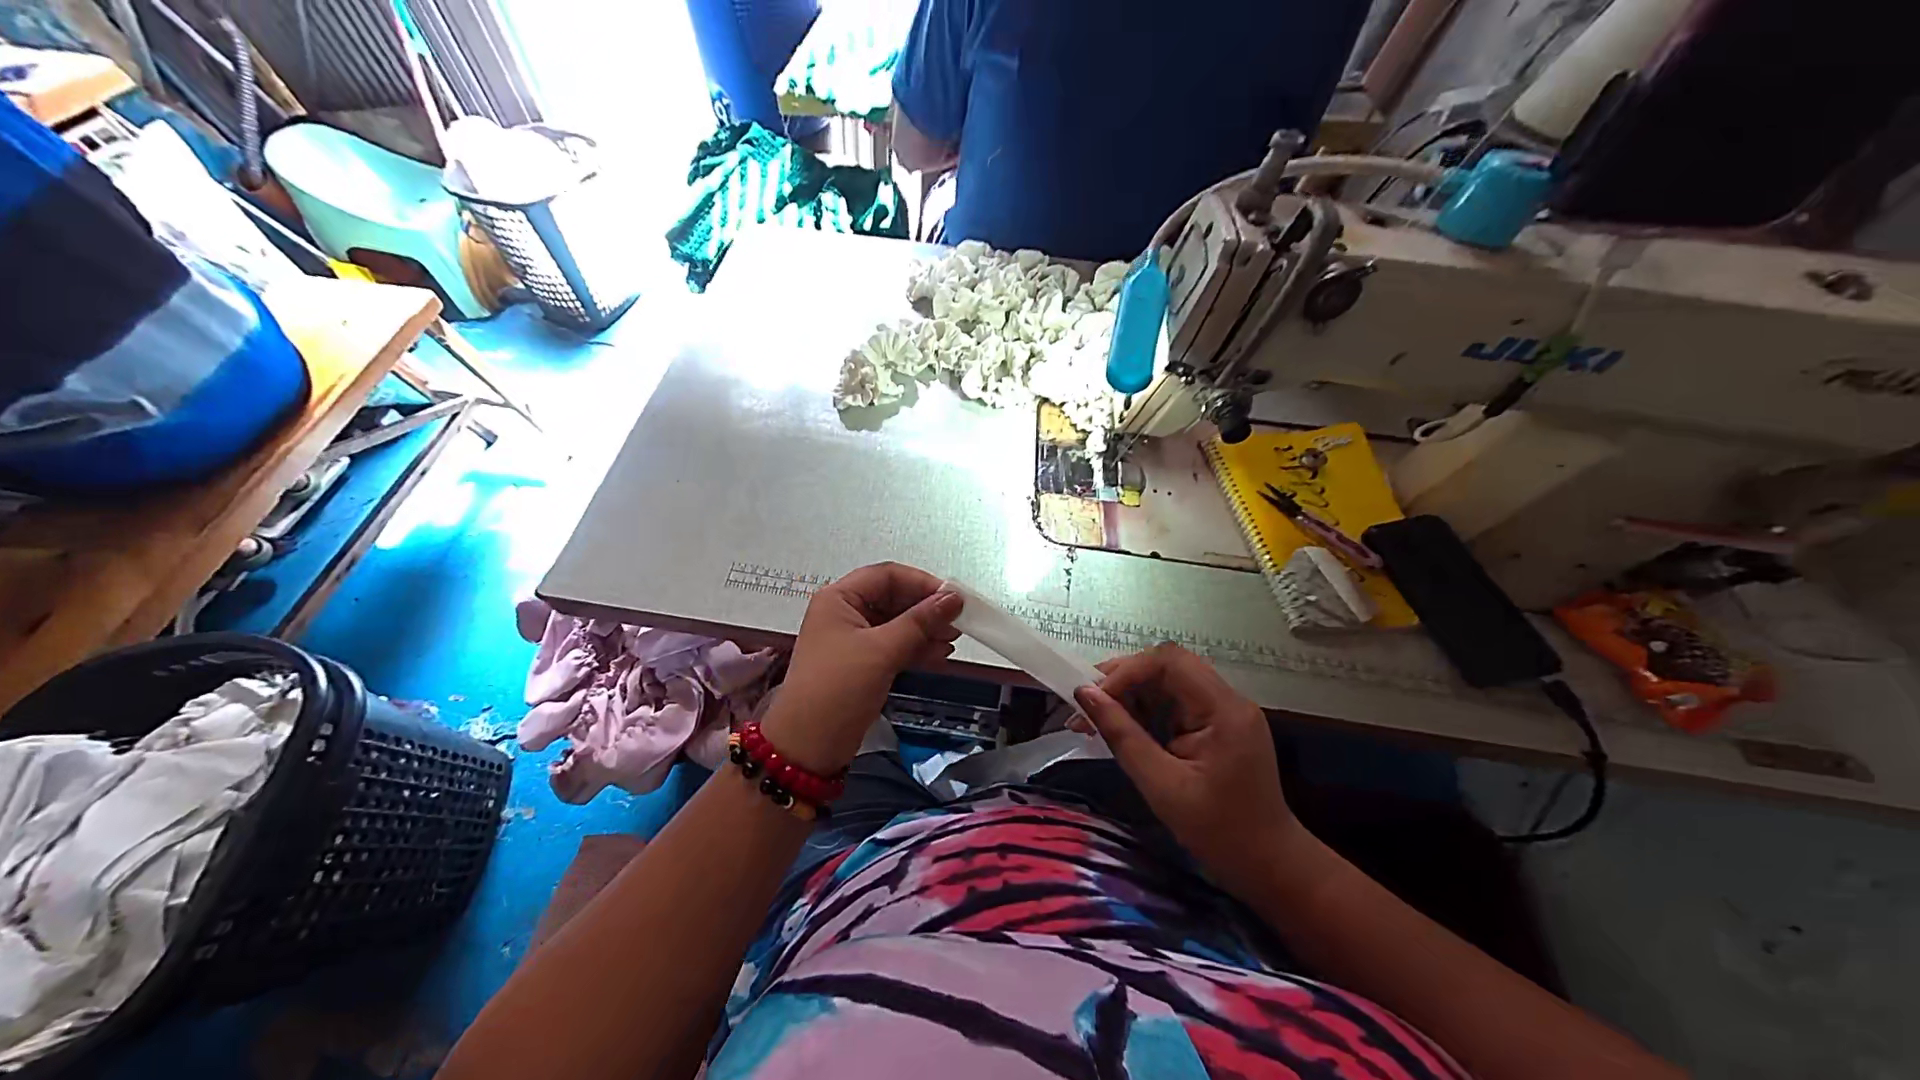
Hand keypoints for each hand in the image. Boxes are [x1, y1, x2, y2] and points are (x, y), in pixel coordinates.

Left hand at [760, 562, 961, 773]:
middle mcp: (843, 614)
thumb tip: (952, 599)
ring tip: (951, 640)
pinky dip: (916, 648)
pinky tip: (938, 655)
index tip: (952, 598)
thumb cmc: (835, 691)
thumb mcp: (882, 651)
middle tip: (957, 621)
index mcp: (838, 599)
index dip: (922, 583)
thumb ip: (920, 621)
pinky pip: (895, 646)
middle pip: (894, 598)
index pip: (887, 575)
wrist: (808, 747)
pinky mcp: (862, 664)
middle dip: (927, 609)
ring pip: (897, 623)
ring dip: (925, 630)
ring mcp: (852, 640)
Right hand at [1073, 645, 1302, 897]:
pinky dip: (1143, 712)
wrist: (1269, 866)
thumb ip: (1122, 736)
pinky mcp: (1216, 726)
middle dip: (1122, 681)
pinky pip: (1174, 704)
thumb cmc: (1219, 832)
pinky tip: (1121, 731)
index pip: (1169, 662)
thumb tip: (1084, 694)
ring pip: (1167, 683)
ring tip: (1094, 721)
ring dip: (1129, 696)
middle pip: (1167, 666)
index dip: (1126, 672)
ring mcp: (1223, 712)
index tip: (1093, 699)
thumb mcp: (1162, 786)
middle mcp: (1227, 700)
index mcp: (1223, 709)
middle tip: (1085, 706)